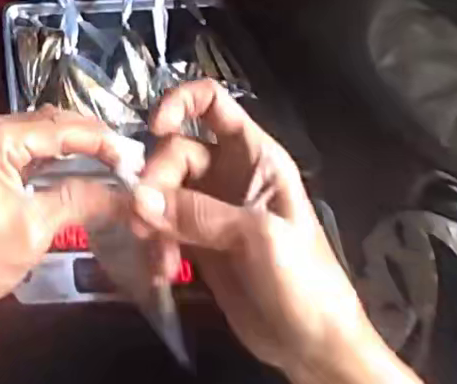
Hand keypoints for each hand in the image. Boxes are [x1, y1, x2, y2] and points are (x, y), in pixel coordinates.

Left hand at [0, 106, 130, 323]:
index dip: (100, 140)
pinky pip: (28, 143)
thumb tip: (128, 194)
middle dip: (91, 139)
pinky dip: (56, 153)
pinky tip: (83, 163)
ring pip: (41, 130)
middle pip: (50, 122)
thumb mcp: (35, 228)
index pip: (57, 128)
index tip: (136, 154)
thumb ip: (80, 200)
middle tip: (131, 157)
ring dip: (76, 143)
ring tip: (115, 159)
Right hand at [133, 81, 417, 383]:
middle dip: (156, 180)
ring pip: (162, 187)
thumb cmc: (307, 285)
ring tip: (153, 250)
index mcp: (254, 155)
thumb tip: (138, 197)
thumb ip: (198, 213)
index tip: (155, 127)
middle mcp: (227, 170)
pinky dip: (153, 241)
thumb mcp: (260, 239)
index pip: (211, 101)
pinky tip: (161, 269)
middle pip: (175, 149)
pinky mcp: (195, 237)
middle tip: (145, 215)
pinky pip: (160, 223)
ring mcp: (209, 204)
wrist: (318, 355)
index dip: (179, 102)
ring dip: (150, 216)